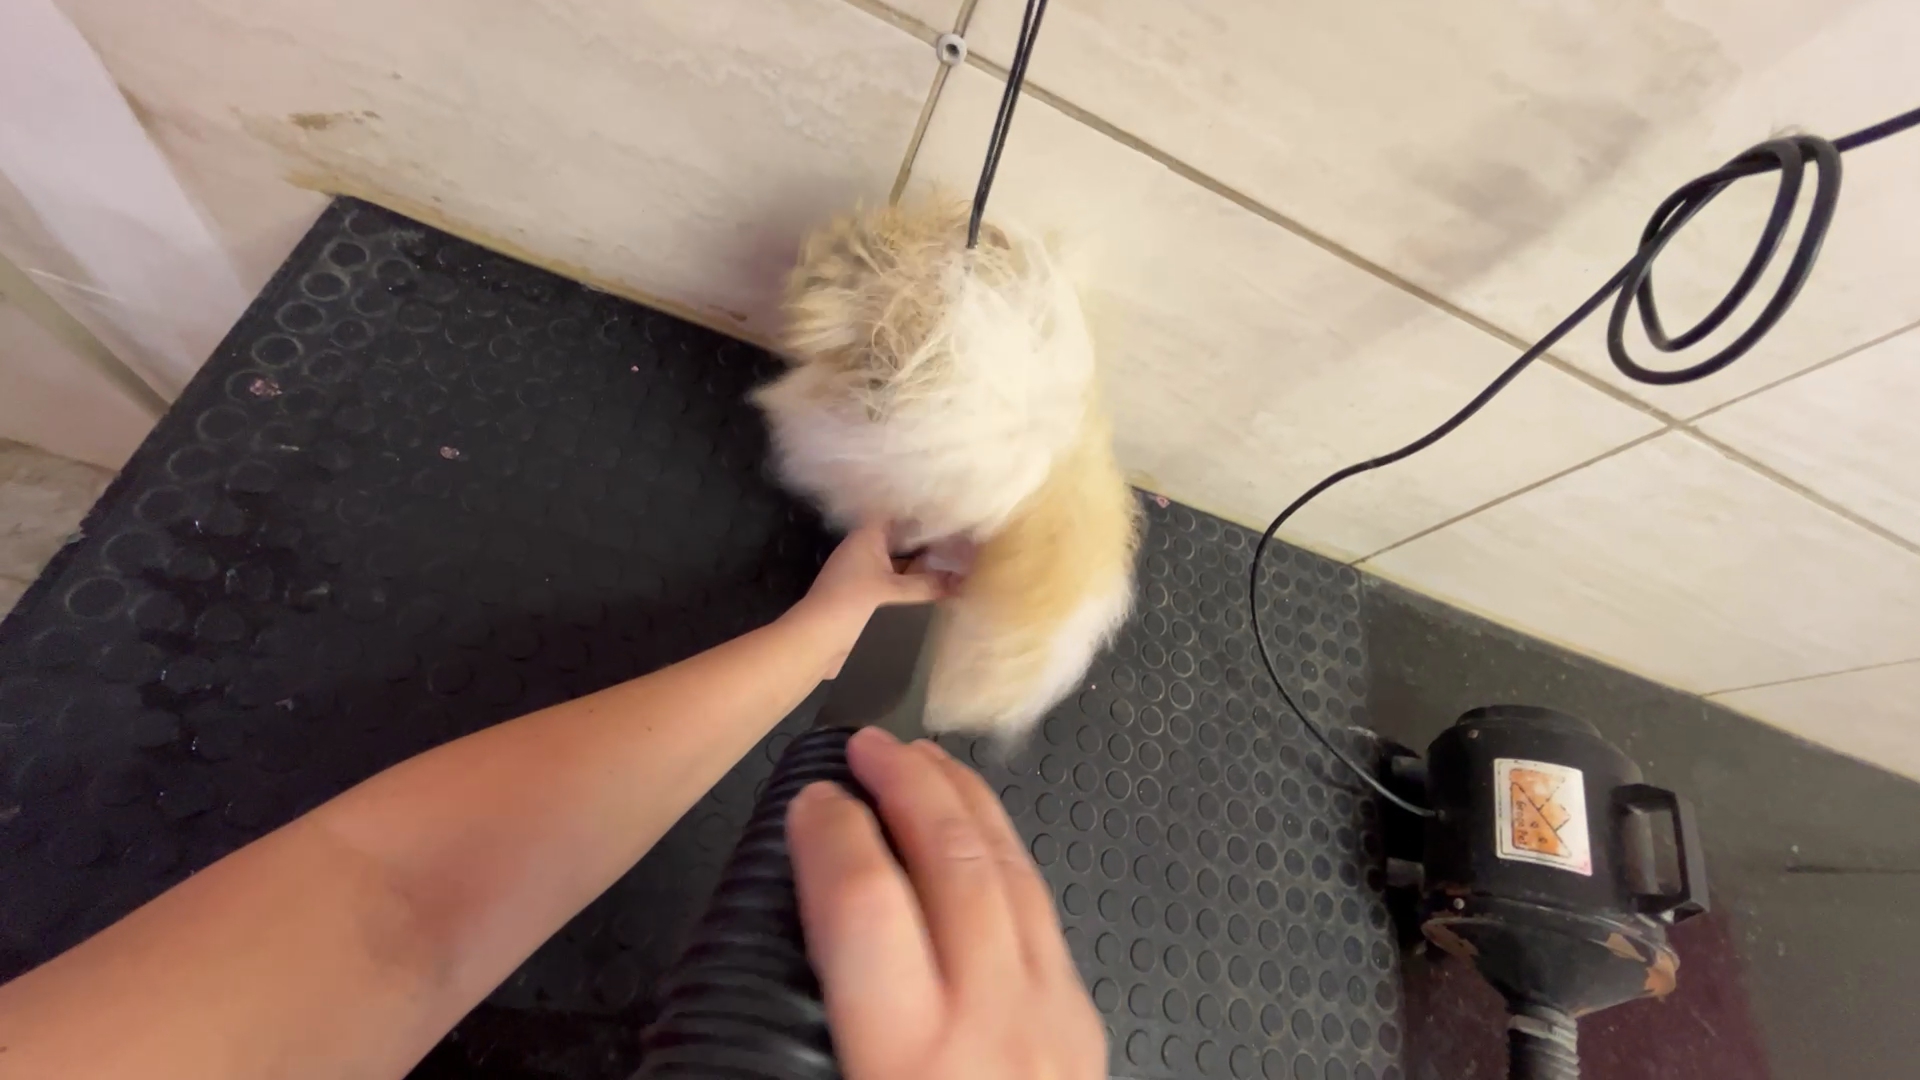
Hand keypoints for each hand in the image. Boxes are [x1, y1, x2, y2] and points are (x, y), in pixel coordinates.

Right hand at [786, 729, 1106, 1079]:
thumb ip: (805, 1020)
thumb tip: (765, 948)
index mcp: (911, 1062)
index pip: (868, 904)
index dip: (832, 835)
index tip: (809, 800)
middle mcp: (995, 1026)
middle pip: (954, 858)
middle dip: (907, 783)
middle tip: (869, 745)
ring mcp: (1053, 1016)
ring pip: (1009, 866)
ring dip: (961, 797)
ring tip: (923, 759)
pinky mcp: (1082, 1019)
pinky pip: (1040, 902)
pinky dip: (1000, 844)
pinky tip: (978, 830)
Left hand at [788, 523, 948, 676]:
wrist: (817, 638)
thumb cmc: (850, 600)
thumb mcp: (891, 590)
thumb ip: (928, 585)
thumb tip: (964, 582)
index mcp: (866, 537)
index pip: (896, 516)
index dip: (920, 515)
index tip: (947, 516)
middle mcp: (864, 550)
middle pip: (899, 540)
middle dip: (925, 542)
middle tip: (959, 541)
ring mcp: (864, 573)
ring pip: (898, 563)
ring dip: (920, 565)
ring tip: (955, 562)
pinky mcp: (865, 594)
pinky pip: (894, 582)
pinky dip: (912, 583)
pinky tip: (934, 587)